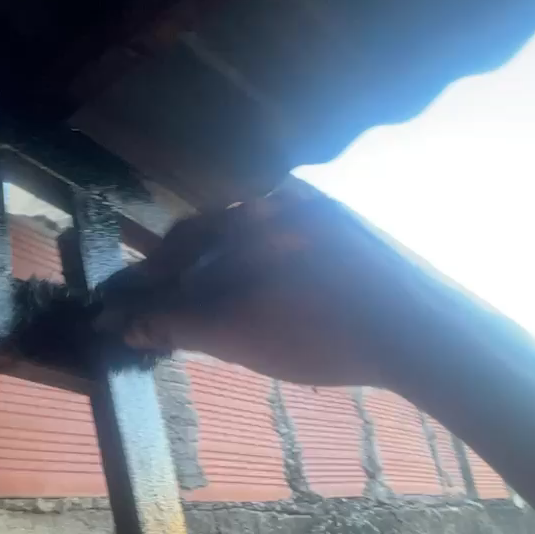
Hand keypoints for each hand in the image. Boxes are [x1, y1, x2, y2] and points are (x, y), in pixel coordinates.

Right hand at [98, 180, 449, 389]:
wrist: (420, 332)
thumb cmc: (318, 331)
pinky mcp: (341, 231)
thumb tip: (123, 324)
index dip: (139, 288)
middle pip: (203, 240)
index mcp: (248, 214)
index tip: (114, 314)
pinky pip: (273, 246)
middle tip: (149, 316)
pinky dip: (247, 273)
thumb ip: (174, 323)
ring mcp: (312, 213)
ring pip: (239, 243)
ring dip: (208, 278)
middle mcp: (277, 200)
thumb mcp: (235, 333)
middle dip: (171, 280)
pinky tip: (247, 301)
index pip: (173, 250)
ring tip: (193, 314)